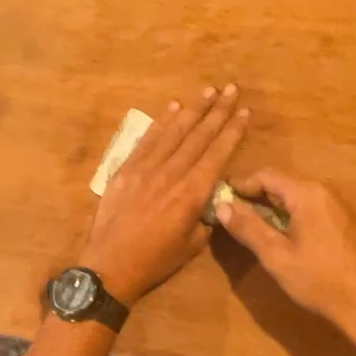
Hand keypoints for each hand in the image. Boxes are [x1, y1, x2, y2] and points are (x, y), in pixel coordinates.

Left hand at [80, 84, 249, 302]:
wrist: (110, 265)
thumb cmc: (155, 261)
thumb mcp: (192, 245)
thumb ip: (206, 218)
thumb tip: (212, 200)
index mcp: (192, 193)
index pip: (218, 154)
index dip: (233, 131)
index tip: (245, 112)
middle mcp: (171, 174)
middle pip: (198, 136)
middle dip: (217, 111)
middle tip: (232, 89)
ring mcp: (145, 168)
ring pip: (174, 132)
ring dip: (193, 109)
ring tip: (208, 91)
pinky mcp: (125, 169)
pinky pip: (147, 140)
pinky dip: (161, 122)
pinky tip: (173, 107)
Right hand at [217, 169, 355, 354]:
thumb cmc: (321, 282)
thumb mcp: (276, 257)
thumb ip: (248, 227)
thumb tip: (223, 205)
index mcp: (310, 194)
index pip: (267, 175)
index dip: (242, 185)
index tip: (225, 200)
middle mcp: (334, 191)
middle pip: (290, 184)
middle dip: (263, 197)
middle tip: (242, 217)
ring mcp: (354, 206)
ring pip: (310, 197)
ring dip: (287, 208)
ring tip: (271, 231)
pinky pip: (329, 210)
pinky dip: (309, 217)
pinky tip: (306, 241)